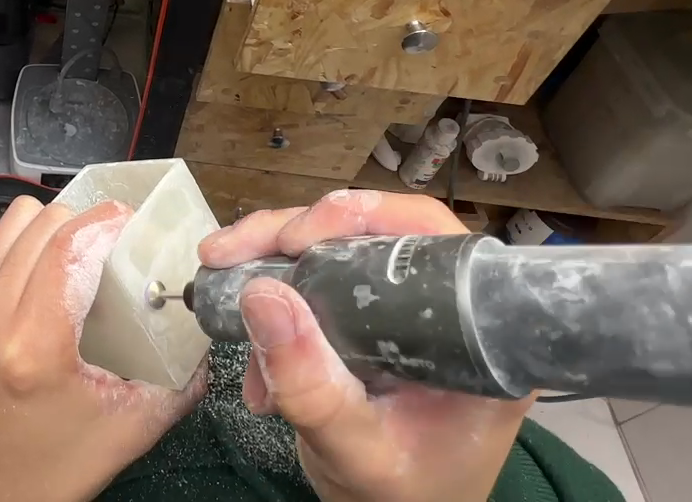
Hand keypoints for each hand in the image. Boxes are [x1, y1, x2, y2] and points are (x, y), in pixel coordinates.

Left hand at [0, 195, 207, 501]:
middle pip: (48, 223)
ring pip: (21, 220)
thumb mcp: (129, 430)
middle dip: (90, 222)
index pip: (70, 247)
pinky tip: (57, 264)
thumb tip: (202, 333)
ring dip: (59, 224)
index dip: (107, 220)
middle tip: (120, 244)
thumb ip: (176, 379)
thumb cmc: (53, 467)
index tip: (136, 221)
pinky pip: (3, 239)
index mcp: (35, 344)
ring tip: (88, 251)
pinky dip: (34, 236)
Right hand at [199, 190, 532, 501]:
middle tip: (227, 250)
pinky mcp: (362, 312)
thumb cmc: (398, 497)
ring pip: (328, 246)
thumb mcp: (355, 450)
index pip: (427, 238)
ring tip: (220, 279)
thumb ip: (312, 388)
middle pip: (363, 233)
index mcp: (472, 335)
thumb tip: (259, 294)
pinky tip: (242, 327)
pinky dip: (267, 289)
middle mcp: (438, 306)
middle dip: (285, 234)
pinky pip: (308, 275)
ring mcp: (397, 307)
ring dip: (265, 259)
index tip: (293, 237)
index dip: (361, 218)